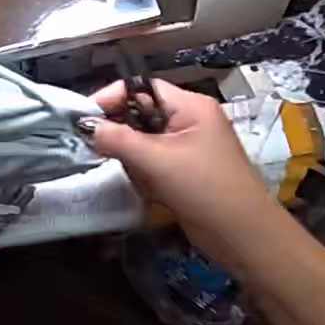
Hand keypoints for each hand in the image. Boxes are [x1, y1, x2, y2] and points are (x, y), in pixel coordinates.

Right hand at [81, 79, 283, 253]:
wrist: (241, 235)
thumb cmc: (204, 188)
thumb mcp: (156, 160)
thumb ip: (117, 139)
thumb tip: (85, 127)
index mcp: (190, 106)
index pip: (140, 88)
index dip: (110, 98)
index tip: (83, 118)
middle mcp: (189, 120)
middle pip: (137, 114)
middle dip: (121, 134)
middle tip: (104, 150)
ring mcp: (186, 146)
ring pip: (140, 141)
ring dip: (132, 159)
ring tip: (141, 177)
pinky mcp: (183, 170)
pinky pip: (149, 162)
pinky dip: (142, 174)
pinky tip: (151, 189)